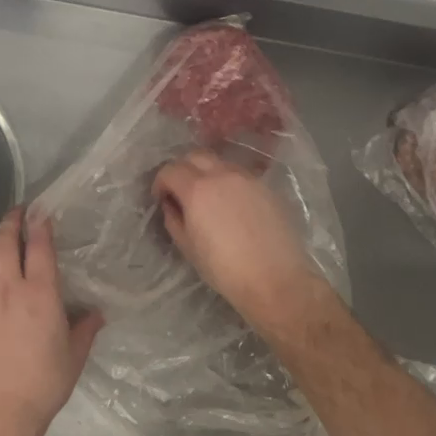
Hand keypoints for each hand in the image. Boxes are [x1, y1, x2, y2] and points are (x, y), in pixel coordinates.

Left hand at [0, 208, 103, 435]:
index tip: (41, 212)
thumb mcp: (76, 353)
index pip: (39, 245)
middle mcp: (8, 290)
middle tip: (16, 215)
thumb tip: (96, 312)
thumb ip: (86, 326)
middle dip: (9, 222)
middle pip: (2, 242)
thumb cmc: (47, 381)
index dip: (39, 223)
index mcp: (40, 294)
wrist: (7, 408)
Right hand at [153, 150, 338, 335]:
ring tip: (208, 198)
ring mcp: (248, 179)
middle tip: (181, 191)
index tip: (161, 198)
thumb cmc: (224, 268)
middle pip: (195, 156)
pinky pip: (241, 176)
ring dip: (207, 173)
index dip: (160, 182)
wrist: (275, 279)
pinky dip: (229, 183)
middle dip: (182, 169)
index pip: (170, 170)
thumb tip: (171, 205)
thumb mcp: (187, 247)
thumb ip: (173, 219)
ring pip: (221, 163)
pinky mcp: (267, 189)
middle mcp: (222, 175)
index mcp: (197, 189)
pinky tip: (232, 206)